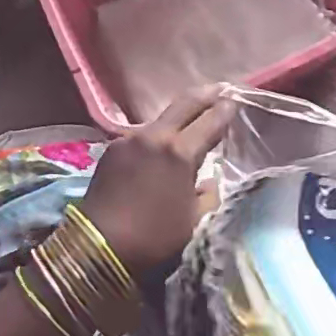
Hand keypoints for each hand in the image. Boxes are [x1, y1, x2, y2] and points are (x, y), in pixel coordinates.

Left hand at [79, 85, 234, 277]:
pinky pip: (140, 137)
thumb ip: (207, 196)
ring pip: (159, 121)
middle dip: (205, 96)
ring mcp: (128, 140)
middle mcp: (153, 136)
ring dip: (177, 118)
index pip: (210, 121)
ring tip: (190, 122)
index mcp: (179, 152)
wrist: (98, 246)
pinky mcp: (111, 150)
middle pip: (183, 105)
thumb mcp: (193, 222)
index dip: (226, 110)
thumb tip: (209, 181)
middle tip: (220, 89)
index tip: (236, 101)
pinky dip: (156, 137)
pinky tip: (160, 147)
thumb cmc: (153, 238)